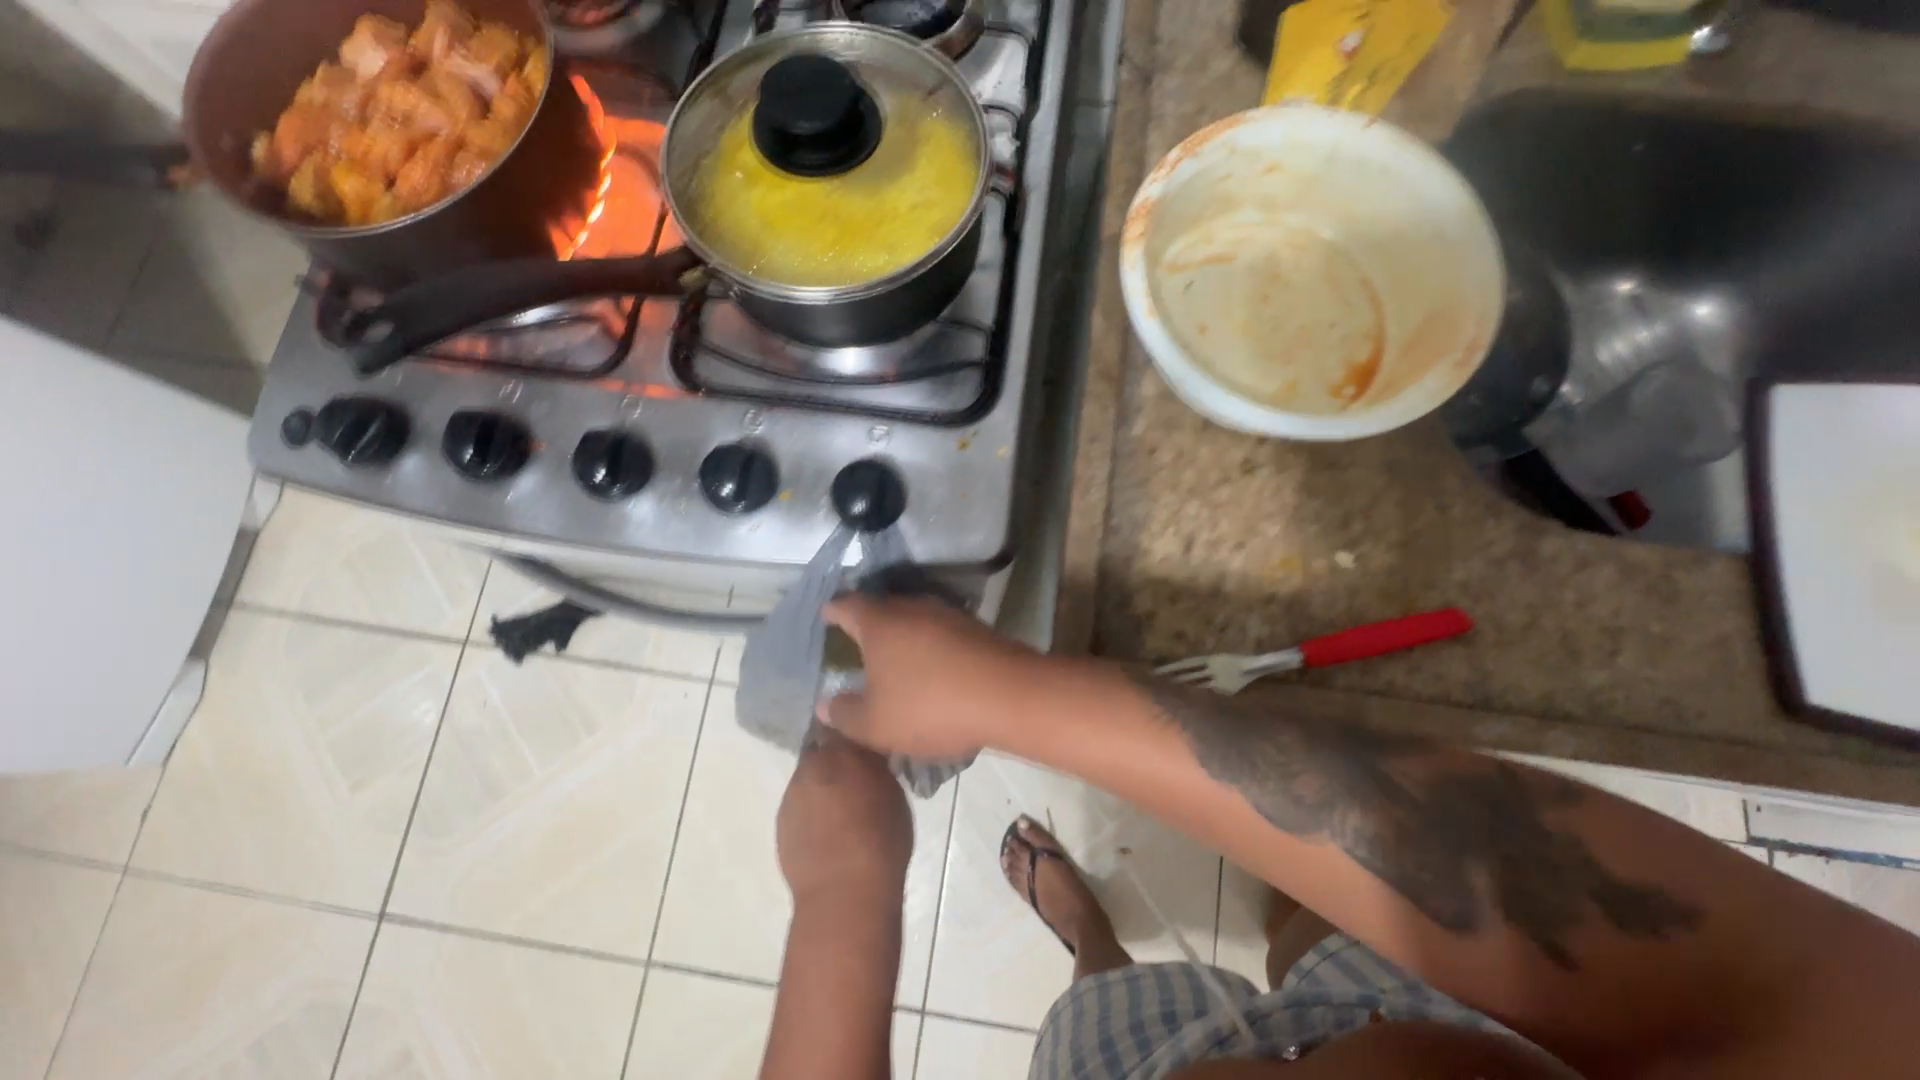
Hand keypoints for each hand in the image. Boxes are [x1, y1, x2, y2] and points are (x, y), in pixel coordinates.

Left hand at [776, 726, 913, 907]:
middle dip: (836, 757)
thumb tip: (871, 759)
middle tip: (857, 774)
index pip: (846, 724)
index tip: (868, 739)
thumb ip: (876, 767)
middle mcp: (812, 765)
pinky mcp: (781, 821)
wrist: (844, 892)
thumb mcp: (892, 793)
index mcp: (843, 752)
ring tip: (843, 807)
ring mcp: (792, 794)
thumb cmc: (881, 841)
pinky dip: (812, 809)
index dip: (857, 730)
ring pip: (809, 777)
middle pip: (822, 748)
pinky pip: (800, 804)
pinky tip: (828, 830)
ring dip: (823, 783)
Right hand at [817, 593, 1044, 759]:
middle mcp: (911, 607)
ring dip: (900, 635)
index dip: (832, 611)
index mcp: (879, 622)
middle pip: (880, 608)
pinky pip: (939, 632)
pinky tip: (929, 668)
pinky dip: (928, 646)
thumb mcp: (876, 724)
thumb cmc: (930, 706)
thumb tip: (824, 704)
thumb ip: (844, 714)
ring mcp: (947, 614)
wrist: (1007, 695)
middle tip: (854, 641)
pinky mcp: (975, 628)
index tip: (825, 616)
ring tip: (891, 658)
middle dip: (866, 623)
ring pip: (912, 619)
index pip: (845, 605)